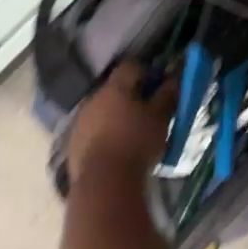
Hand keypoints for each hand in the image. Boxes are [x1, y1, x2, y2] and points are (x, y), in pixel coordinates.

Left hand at [67, 62, 176, 178]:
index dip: (146, 72)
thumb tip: (174, 79)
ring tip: (132, 135)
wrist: (103, 182)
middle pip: (114, 90)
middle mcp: (93, 99)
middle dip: (131, 97)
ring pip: (101, 111)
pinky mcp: (73, 145)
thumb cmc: (136, 143)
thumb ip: (167, 96)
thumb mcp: (160, 118)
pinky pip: (92, 132)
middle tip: (148, 113)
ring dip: (115, 117)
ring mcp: (79, 122)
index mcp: (115, 88)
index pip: (130, 66)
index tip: (159, 86)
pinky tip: (116, 151)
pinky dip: (104, 135)